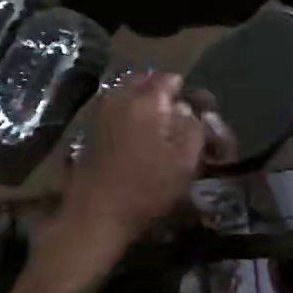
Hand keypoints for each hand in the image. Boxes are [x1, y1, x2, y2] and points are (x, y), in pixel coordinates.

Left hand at [58, 71, 226, 246]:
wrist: (95, 214)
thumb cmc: (147, 187)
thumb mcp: (187, 159)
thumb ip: (195, 126)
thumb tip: (188, 109)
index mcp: (147, 99)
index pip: (172, 78)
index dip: (189, 92)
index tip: (201, 110)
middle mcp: (121, 97)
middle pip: (147, 82)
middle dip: (165, 94)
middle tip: (180, 115)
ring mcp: (102, 112)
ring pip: (130, 95)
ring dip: (147, 104)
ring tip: (162, 128)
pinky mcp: (91, 130)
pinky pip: (118, 110)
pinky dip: (131, 116)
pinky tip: (140, 137)